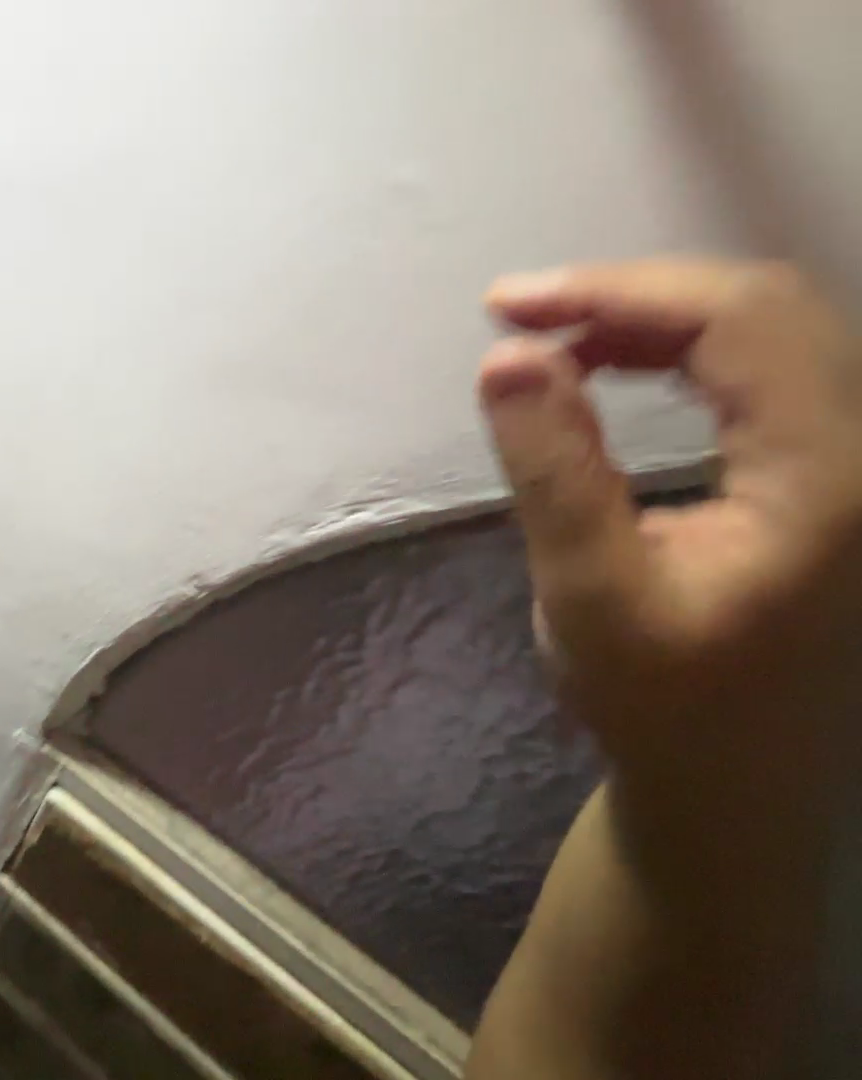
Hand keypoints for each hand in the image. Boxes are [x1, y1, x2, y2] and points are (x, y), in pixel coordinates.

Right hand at [480, 259, 861, 851]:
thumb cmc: (660, 697)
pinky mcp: (834, 473)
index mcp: (834, 474)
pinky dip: (678, 356)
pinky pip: (766, 374)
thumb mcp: (587, 589)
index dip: (620, 290)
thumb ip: (552, 468)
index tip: (504, 306)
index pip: (745, 321)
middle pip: (768, 312)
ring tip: (552, 342)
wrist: (736, 776)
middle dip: (631, 295)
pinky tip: (612, 371)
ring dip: (652, 321)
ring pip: (771, 335)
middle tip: (516, 315)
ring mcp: (860, 460)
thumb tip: (507, 359)